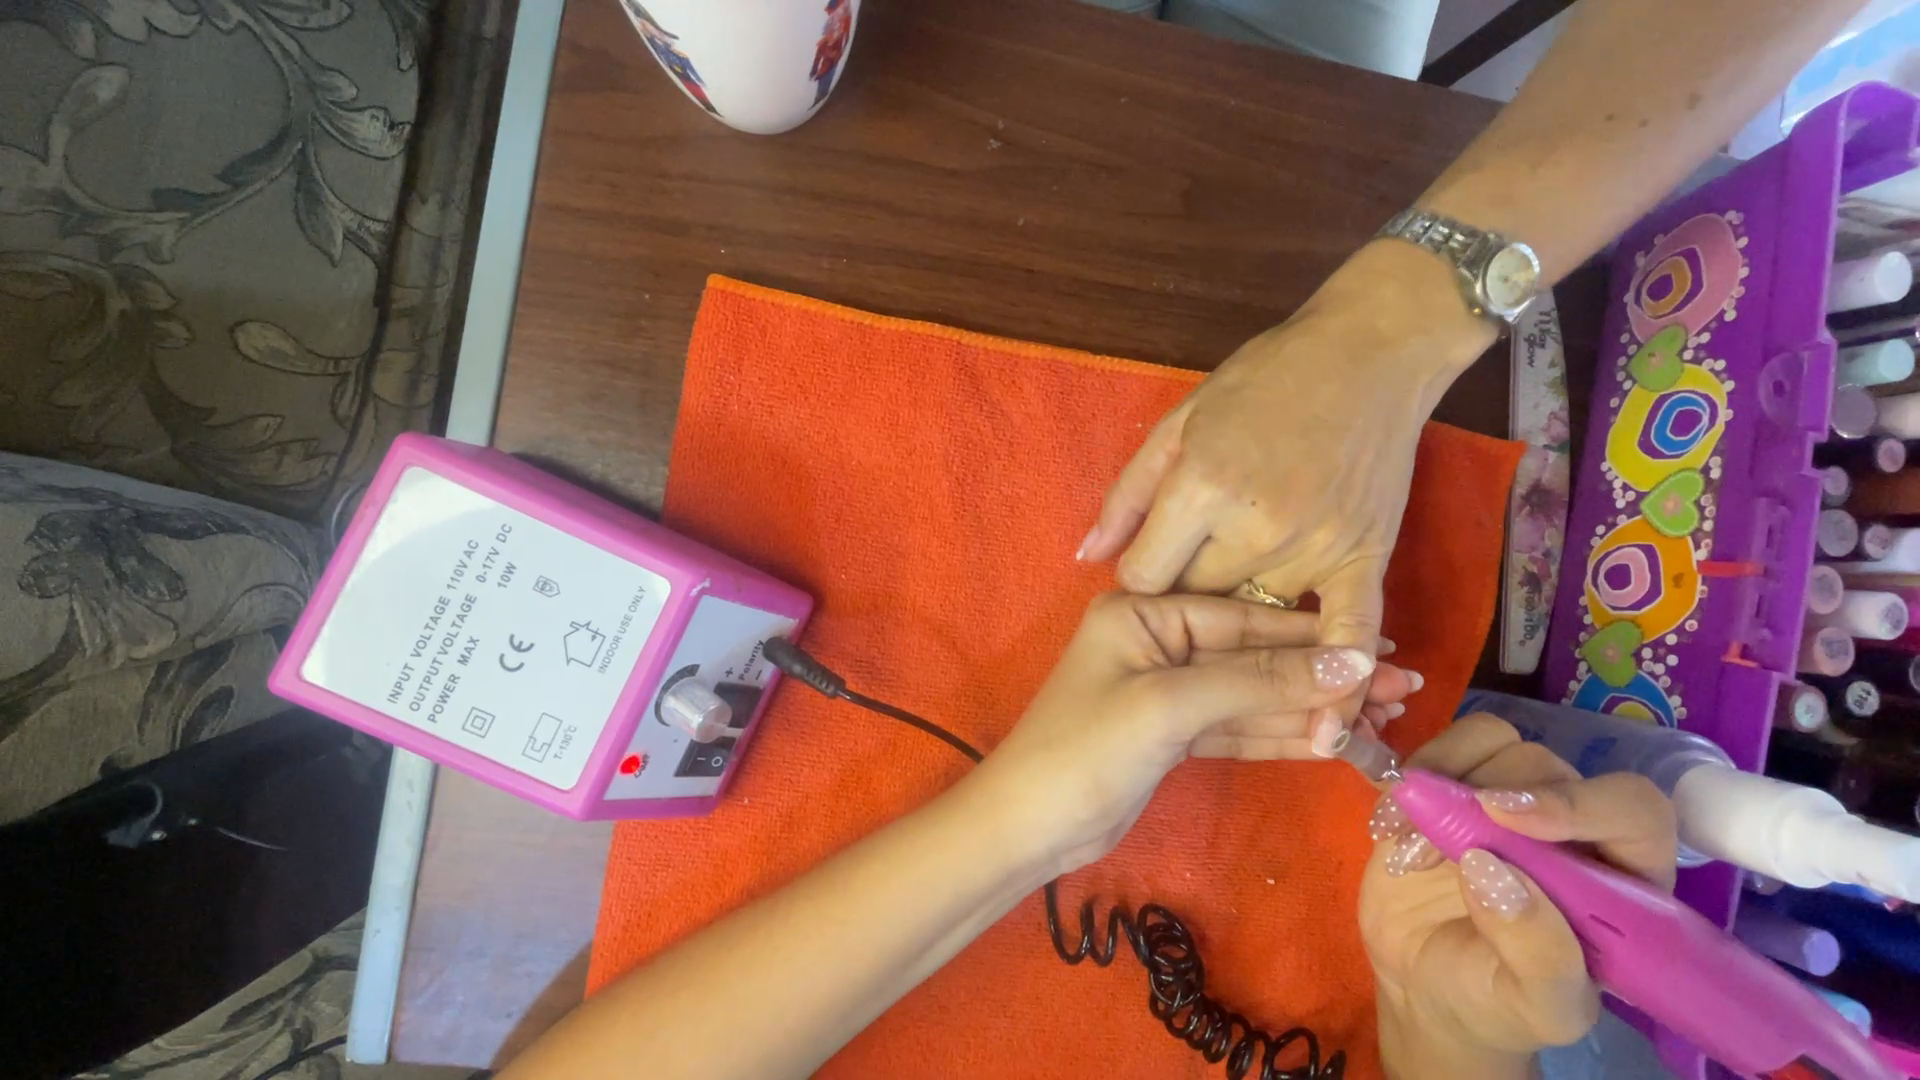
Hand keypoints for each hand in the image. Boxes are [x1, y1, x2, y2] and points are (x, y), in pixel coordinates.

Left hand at [967, 592, 1415, 875]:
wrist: (1031, 825)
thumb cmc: (1087, 748)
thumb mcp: (1170, 705)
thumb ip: (1257, 681)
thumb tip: (1350, 663)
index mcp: (1143, 614)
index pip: (1243, 618)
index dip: (1313, 638)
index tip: (1382, 648)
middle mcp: (1156, 643)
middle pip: (1253, 657)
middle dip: (1322, 676)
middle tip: (1403, 688)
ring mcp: (1166, 691)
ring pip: (1251, 695)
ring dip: (1312, 708)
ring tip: (1387, 717)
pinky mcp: (1173, 734)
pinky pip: (1237, 727)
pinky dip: (1282, 735)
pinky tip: (1336, 741)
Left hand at [1081, 242, 1494, 651]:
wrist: (1368, 351)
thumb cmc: (1261, 381)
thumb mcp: (1176, 424)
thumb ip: (1127, 496)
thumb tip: (1087, 556)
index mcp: (1198, 490)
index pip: (1144, 576)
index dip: (1142, 577)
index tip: (1156, 568)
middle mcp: (1251, 527)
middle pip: (1196, 602)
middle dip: (1188, 601)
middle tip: (1195, 597)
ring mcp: (1311, 546)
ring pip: (1256, 618)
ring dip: (1245, 630)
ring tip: (1235, 648)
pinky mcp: (1364, 557)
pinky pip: (1347, 631)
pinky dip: (1335, 680)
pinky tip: (1328, 729)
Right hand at [1359, 714, 1677, 1078]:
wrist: (1423, 983)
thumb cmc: (1496, 1001)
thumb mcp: (1536, 1006)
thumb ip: (1537, 952)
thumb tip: (1492, 869)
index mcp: (1619, 878)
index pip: (1631, 809)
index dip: (1575, 800)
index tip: (1500, 814)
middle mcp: (1567, 826)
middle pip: (1543, 764)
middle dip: (1478, 799)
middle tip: (1431, 849)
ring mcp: (1500, 801)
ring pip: (1488, 741)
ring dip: (1438, 775)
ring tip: (1404, 837)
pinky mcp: (1443, 787)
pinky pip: (1432, 750)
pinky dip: (1403, 778)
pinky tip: (1387, 826)